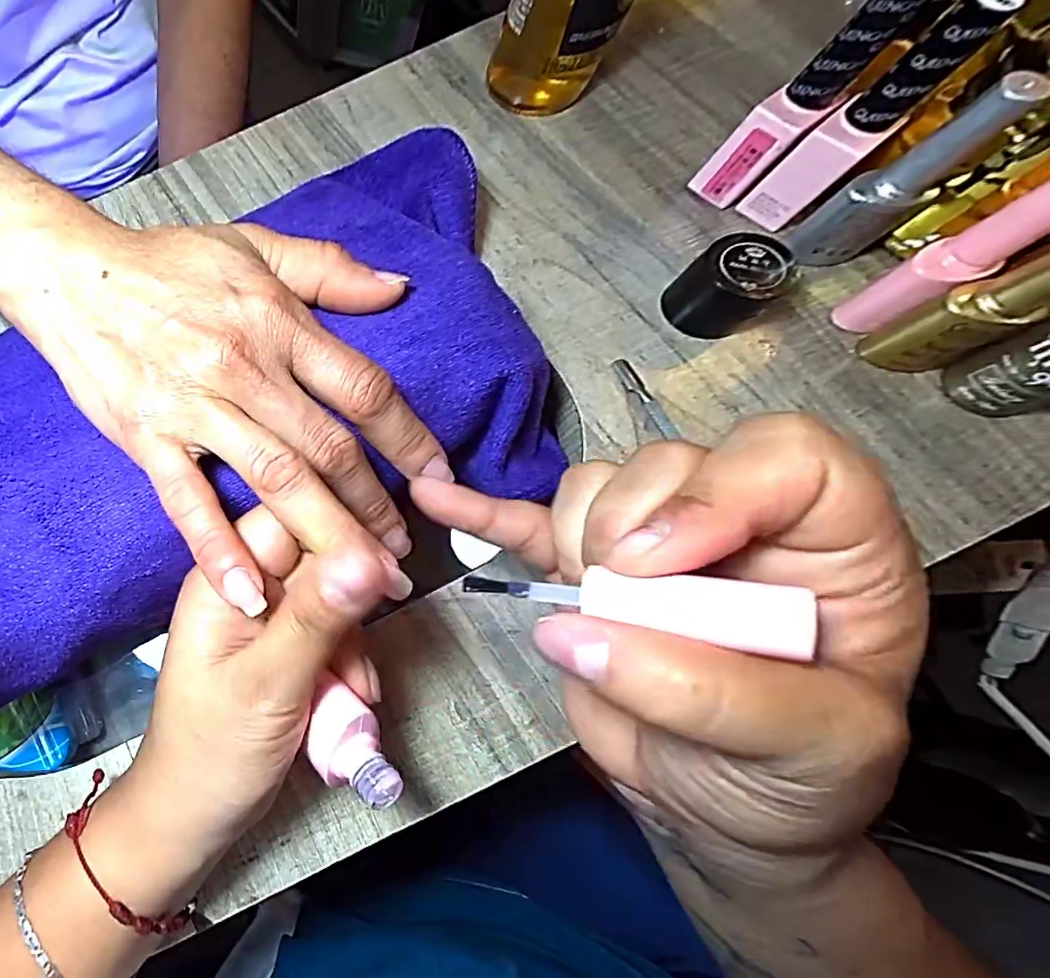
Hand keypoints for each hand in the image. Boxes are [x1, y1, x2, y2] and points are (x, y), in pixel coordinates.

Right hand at [0, 219, 445, 617]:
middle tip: (403, 555)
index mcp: (275, 323)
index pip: (362, 389)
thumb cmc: (161, 262)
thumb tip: (396, 289)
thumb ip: (326, 266)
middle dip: (374, 507)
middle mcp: (243, 369)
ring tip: (358, 580)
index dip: (409, 439)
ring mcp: (194, 408)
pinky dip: (219, 548)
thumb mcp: (250, 243)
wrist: (75, 279)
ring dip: (324, 534)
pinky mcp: (148, 438)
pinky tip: (248, 594)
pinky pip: (188, 500)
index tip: (437, 479)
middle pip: (327, 449)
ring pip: (274, 480)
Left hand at [100, 507, 393, 892]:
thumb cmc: (216, 747)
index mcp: (221, 577)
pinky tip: (349, 701)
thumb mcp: (270, 682)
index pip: (285, 520)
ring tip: (353, 696)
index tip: (388, 576)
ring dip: (351, 645)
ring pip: (328, 601)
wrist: (194, 809)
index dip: (339, 537)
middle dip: (350, 605)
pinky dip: (346, 665)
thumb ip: (318, 617)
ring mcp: (259, 616)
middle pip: (314, 559)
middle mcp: (239, 584)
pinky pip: (326, 634)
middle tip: (366, 654)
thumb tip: (366, 554)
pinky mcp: (277, 645)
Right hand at [409, 414, 927, 884]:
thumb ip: (704, 689)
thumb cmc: (788, 777)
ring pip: (590, 487)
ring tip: (584, 598)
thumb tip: (573, 632)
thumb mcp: (801, 749)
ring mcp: (643, 544)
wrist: (709, 802)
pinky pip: (519, 524)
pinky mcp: (572, 570)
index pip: (787, 462)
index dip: (718, 488)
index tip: (659, 560)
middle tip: (615, 591)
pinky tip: (438, 499)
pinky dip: (478, 511)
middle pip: (665, 466)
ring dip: (569, 536)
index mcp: (826, 553)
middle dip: (624, 522)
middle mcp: (734, 530)